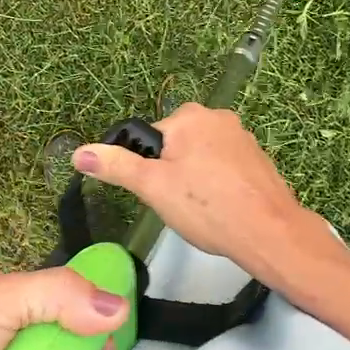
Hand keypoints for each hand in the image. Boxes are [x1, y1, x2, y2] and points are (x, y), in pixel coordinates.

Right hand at [73, 102, 326, 274]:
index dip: (150, 170)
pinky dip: (220, 186)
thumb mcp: (153, 187)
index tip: (160, 194)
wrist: (271, 234)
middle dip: (173, 174)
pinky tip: (223, 210)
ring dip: (197, 180)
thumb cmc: (207, 207)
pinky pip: (226, 168)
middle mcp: (217, 116)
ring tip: (203, 211)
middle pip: (177, 146)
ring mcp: (242, 137)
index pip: (152, 139)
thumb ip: (116, 166)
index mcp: (190, 116)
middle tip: (180, 205)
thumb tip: (79, 152)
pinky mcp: (259, 159)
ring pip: (202, 158)